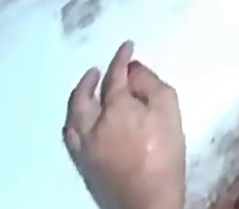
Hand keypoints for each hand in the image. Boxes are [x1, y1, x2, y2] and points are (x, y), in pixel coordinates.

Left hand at [64, 42, 185, 208]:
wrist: (148, 202)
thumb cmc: (164, 150)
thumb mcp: (167, 107)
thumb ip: (149, 83)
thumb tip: (133, 70)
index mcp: (114, 110)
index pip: (114, 77)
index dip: (120, 58)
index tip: (127, 46)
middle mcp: (91, 128)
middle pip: (81, 99)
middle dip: (89, 80)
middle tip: (98, 69)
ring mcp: (83, 150)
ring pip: (71, 120)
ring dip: (78, 101)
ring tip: (88, 91)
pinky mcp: (82, 167)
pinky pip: (71, 137)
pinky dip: (74, 120)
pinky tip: (84, 119)